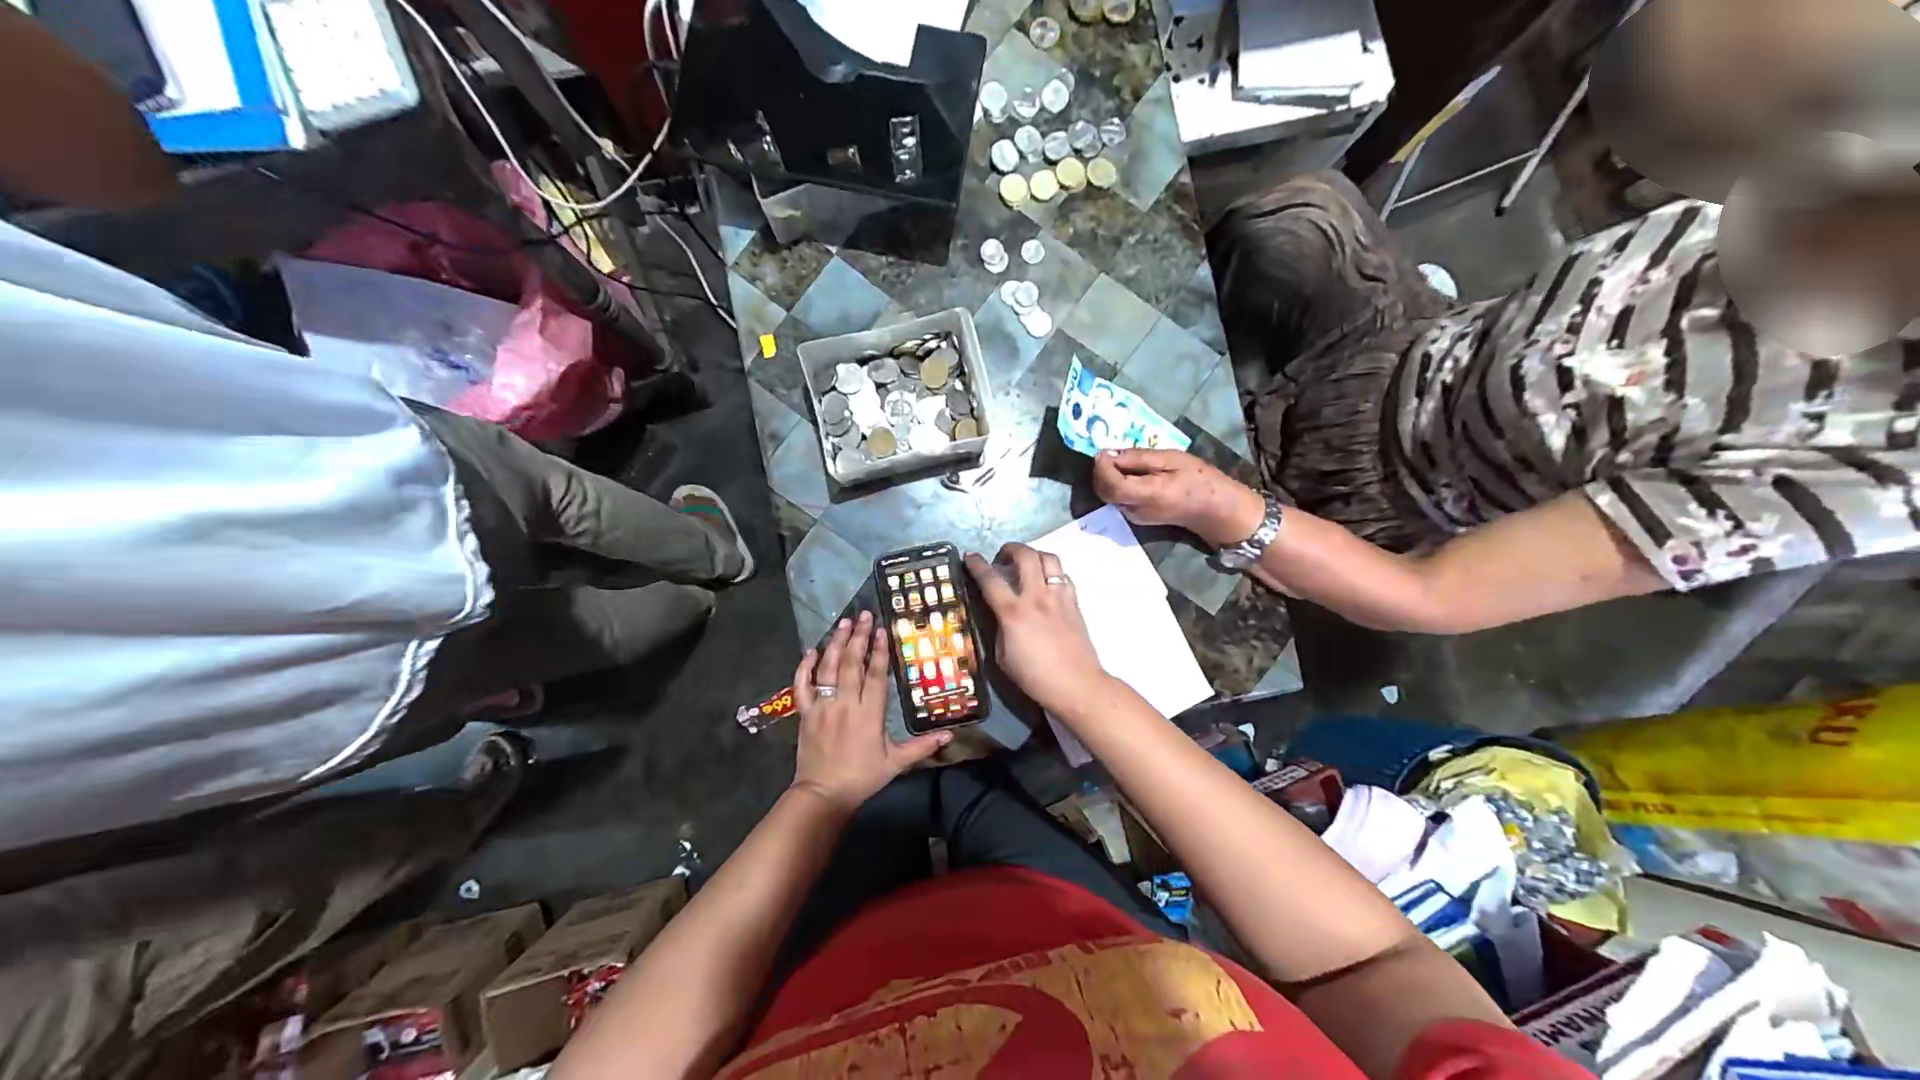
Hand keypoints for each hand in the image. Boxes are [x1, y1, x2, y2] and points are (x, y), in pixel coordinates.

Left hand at [791, 612, 950, 814]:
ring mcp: (822, 706)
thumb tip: (950, 734)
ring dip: (835, 643)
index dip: (879, 651)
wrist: (822, 794)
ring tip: (843, 622)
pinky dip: (805, 667)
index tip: (881, 630)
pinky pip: (802, 685)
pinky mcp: (805, 712)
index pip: (875, 675)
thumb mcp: (896, 763)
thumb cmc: (862, 777)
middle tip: (863, 615)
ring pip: (828, 668)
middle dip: (858, 637)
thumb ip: (922, 746)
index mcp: (869, 714)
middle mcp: (845, 703)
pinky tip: (812, 651)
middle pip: (851, 663)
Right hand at [964, 544, 1108, 713]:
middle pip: (1025, 556)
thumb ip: (999, 629)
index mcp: (1013, 613)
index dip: (977, 564)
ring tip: (1026, 565)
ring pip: (1049, 558)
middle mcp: (1036, 597)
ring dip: (1034, 555)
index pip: (990, 579)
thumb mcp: (1002, 656)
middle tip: (1002, 558)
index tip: (970, 556)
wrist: (1076, 684)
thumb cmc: (1034, 676)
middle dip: (1010, 549)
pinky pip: (1063, 576)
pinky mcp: (1074, 603)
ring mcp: (1058, 597)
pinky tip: (1046, 585)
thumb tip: (999, 615)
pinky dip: (1051, 573)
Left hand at [1092, 449, 1264, 547]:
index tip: (1104, 450)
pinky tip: (1130, 473)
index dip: (1102, 467)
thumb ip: (1138, 458)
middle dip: (1101, 471)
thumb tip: (1108, 455)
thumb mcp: (1171, 459)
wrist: (1212, 510)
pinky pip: (1116, 498)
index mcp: (1146, 495)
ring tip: (1124, 461)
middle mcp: (1134, 510)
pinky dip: (1116, 483)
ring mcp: (1132, 517)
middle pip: (1103, 491)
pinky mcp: (1134, 517)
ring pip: (1107, 495)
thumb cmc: (1198, 480)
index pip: (1110, 484)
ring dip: (1108, 476)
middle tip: (1111, 453)